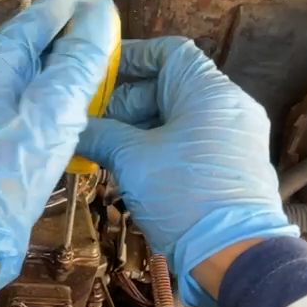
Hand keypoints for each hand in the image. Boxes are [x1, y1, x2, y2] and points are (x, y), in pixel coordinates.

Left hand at [0, 0, 119, 287]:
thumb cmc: (8, 172)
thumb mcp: (52, 110)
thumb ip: (77, 59)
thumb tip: (97, 12)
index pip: (43, 13)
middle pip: (33, 31)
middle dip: (68, 6)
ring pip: (30, 60)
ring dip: (60, 40)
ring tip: (86, 21)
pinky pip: (28, 88)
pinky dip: (53, 75)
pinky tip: (67, 81)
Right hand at [76, 36, 297, 306]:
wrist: (235, 254)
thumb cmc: (183, 195)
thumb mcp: (132, 160)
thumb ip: (100, 135)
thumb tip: (71, 128)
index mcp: (209, 92)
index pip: (169, 52)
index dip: (131, 57)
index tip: (97, 73)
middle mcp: (228, 106)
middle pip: (169, 86)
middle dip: (125, 101)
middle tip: (90, 121)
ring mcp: (234, 136)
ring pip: (177, 116)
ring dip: (137, 127)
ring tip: (103, 147)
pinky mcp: (232, 164)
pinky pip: (190, 140)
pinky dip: (158, 145)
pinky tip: (129, 166)